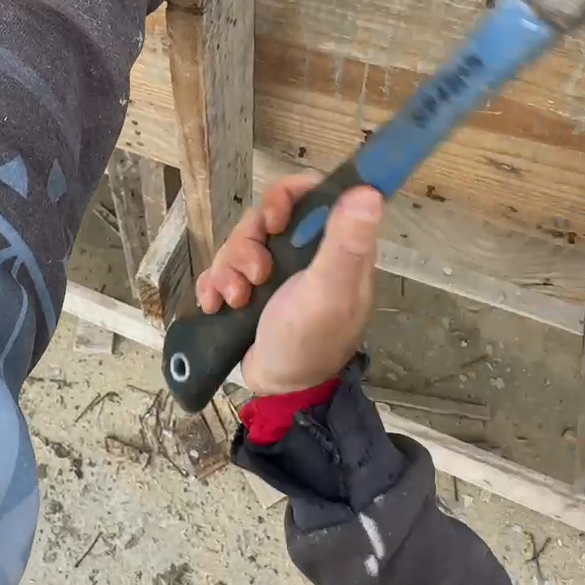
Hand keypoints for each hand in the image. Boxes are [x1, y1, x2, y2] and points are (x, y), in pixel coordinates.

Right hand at [195, 173, 382, 394]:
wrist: (278, 392)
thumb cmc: (310, 340)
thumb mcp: (329, 291)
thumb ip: (345, 243)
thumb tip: (370, 192)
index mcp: (334, 245)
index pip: (313, 192)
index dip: (289, 194)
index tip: (275, 219)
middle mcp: (305, 251)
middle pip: (267, 215)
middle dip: (249, 242)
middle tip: (256, 274)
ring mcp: (274, 269)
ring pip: (241, 241)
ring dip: (230, 269)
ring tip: (235, 300)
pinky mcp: (248, 287)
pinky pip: (221, 267)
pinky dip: (215, 284)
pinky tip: (215, 305)